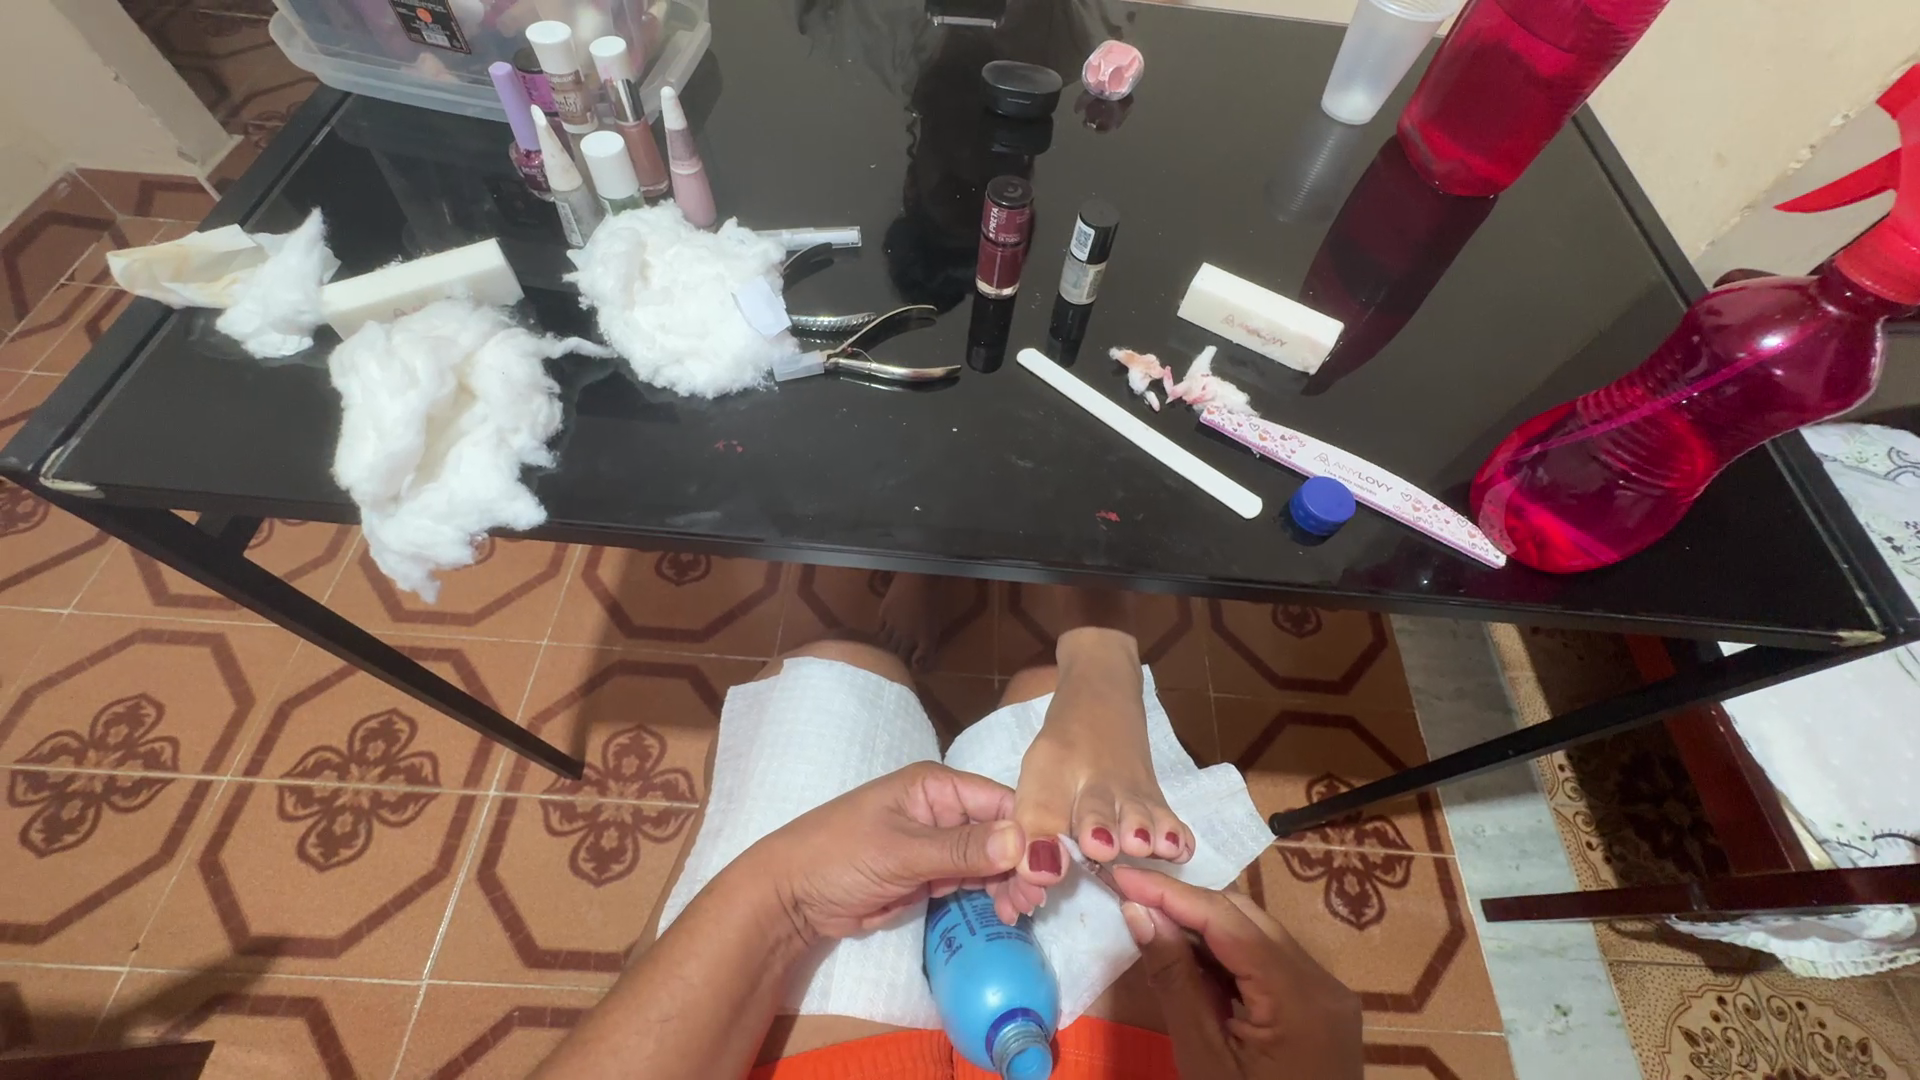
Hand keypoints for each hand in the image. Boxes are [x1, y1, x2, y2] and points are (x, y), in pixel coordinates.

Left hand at [739, 762, 1026, 944]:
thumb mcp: (902, 851)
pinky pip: (971, 881)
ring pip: (990, 859)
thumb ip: (962, 849)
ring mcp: (937, 843)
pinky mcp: (930, 874)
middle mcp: (943, 809)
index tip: (1048, 869)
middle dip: (1020, 863)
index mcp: (936, 786)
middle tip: (1033, 901)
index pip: (997, 802)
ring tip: (1020, 912)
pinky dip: (989, 896)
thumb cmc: (841, 855)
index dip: (1027, 831)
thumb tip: (1023, 841)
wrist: (792, 897)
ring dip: (1008, 883)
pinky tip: (1003, 914)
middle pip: (999, 832)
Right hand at [1114, 867, 1361, 1079]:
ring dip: (1202, 925)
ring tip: (1150, 921)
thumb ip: (1174, 978)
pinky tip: (1188, 957)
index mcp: (1300, 998)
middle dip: (1184, 902)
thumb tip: (1138, 909)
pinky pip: (1265, 959)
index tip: (1121, 874)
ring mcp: (1326, 995)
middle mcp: (1323, 983)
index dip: (1170, 891)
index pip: (1226, 919)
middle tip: (1130, 896)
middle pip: (1245, 917)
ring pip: (1254, 932)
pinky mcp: (1319, 1008)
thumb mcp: (1204, 1059)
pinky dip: (1224, 952)